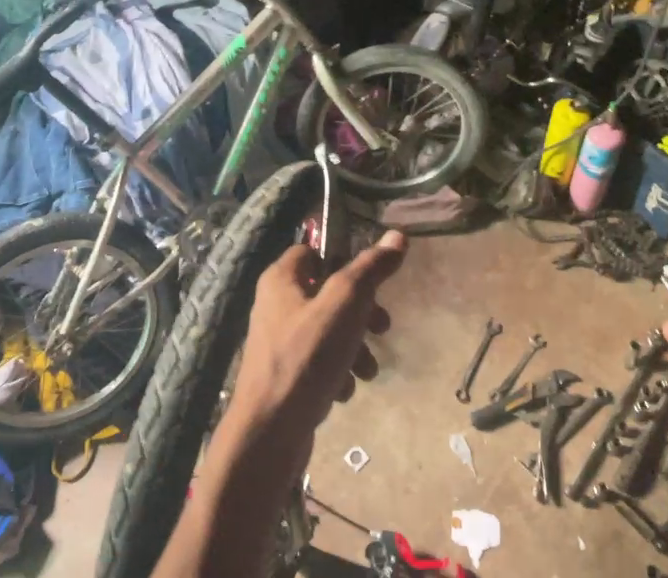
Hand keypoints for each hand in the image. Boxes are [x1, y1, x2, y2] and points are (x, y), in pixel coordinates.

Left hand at [225, 228, 407, 442]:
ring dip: (355, 348)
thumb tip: (397, 236)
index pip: (313, 251)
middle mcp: (275, 306)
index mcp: (281, 280)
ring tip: (367, 370)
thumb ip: (371, 269)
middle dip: (361, 312)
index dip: (344, 260)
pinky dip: (337, 372)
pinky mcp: (286, 376)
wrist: (270, 431)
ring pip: (329, 332)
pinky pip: (319, 364)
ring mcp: (278, 344)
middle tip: (381, 328)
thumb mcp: (345, 304)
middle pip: (328, 294)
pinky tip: (344, 390)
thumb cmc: (306, 357)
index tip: (371, 280)